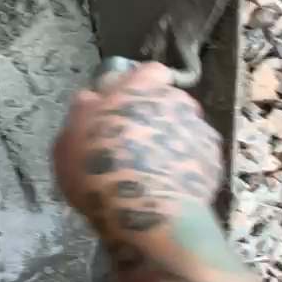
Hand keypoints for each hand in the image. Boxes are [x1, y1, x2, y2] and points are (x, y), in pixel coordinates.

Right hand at [51, 63, 224, 242]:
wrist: (145, 211)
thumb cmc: (96, 170)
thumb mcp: (67, 142)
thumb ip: (81, 115)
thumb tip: (92, 99)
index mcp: (139, 91)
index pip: (148, 71)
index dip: (135, 86)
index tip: (119, 106)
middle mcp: (176, 101)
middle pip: (165, 101)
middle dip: (149, 116)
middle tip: (125, 143)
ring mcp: (199, 129)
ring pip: (180, 126)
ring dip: (165, 139)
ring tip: (143, 168)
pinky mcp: (213, 157)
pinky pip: (192, 152)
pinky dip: (179, 162)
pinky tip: (160, 184)